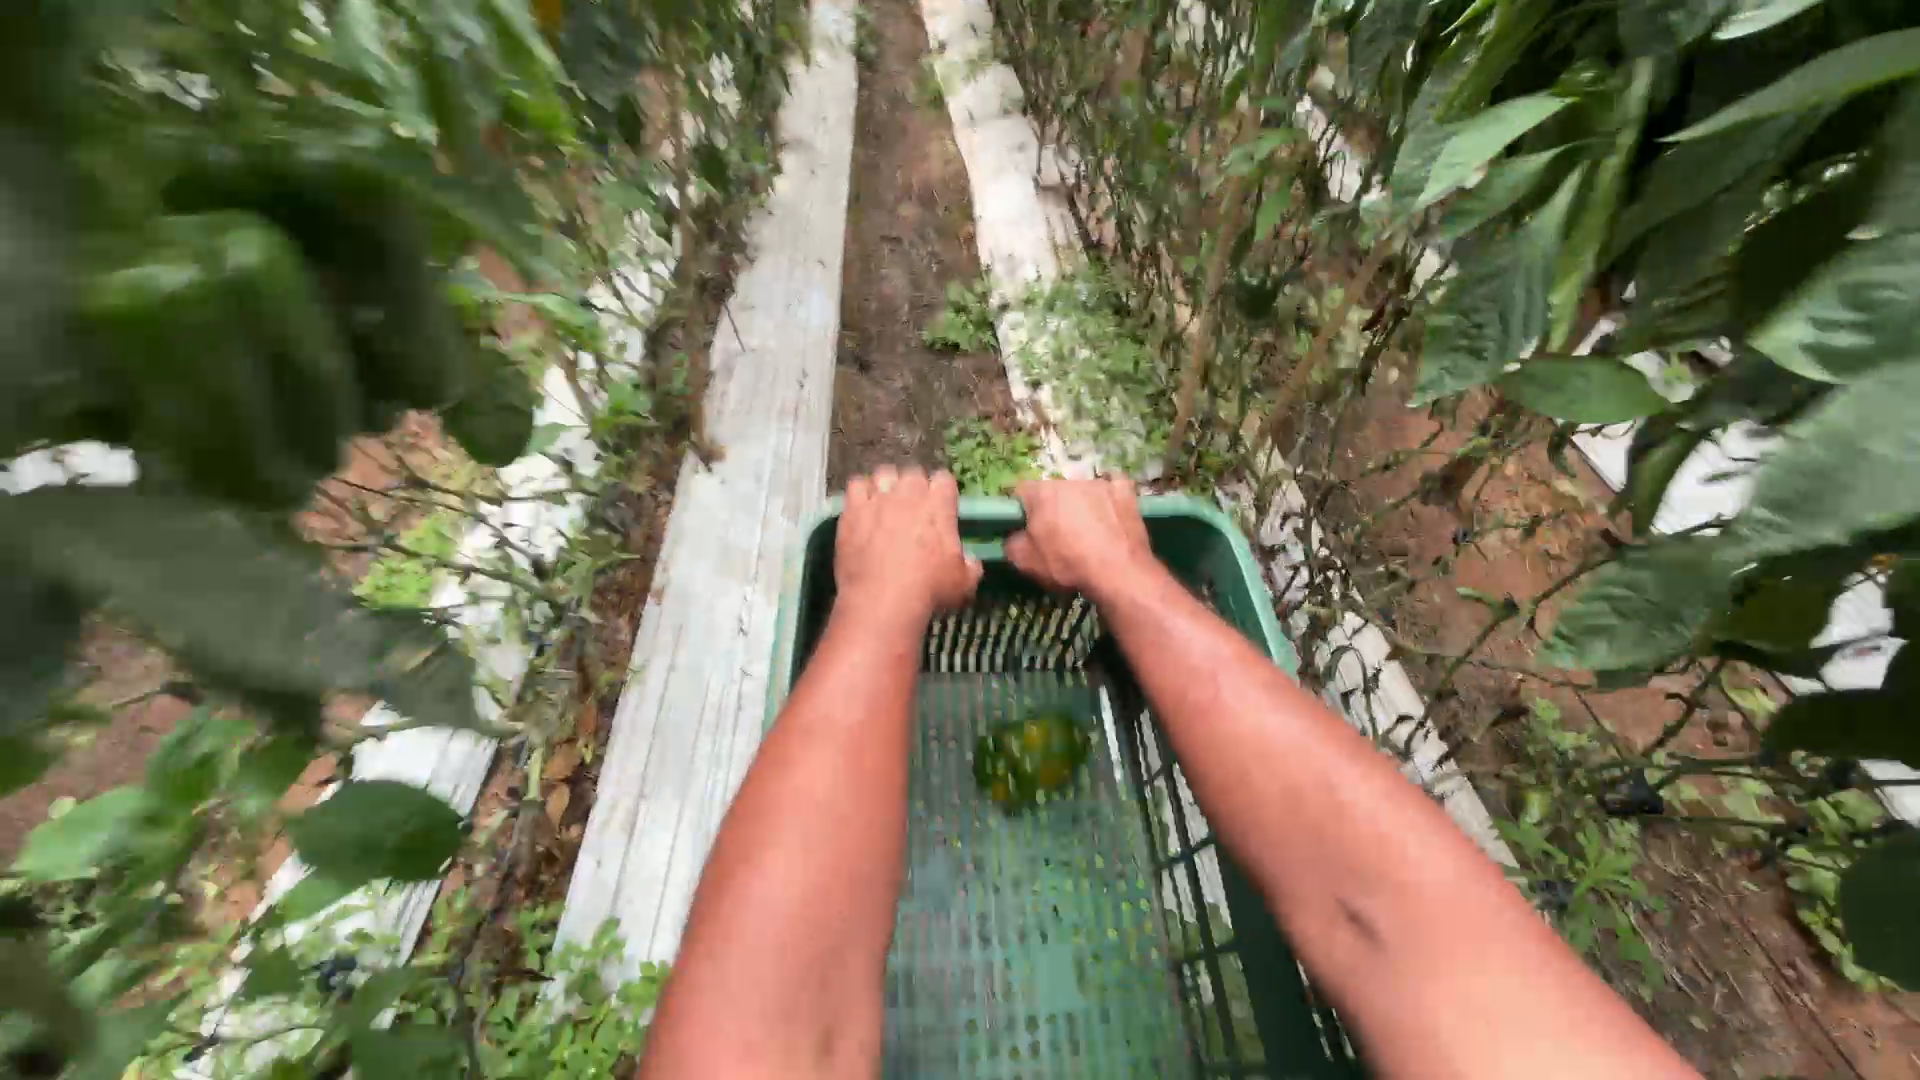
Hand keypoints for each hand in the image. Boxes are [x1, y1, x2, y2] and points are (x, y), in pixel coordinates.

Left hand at [836, 466, 982, 625]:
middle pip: (913, 473)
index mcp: (939, 505)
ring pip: (883, 473)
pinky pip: (856, 486)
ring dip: (886, 485)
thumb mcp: (963, 583)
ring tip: (884, 502)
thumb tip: (970, 561)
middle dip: (913, 486)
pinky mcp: (853, 510)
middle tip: (911, 507)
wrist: (883, 599)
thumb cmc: (929, 590)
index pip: (944, 479)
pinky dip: (860, 494)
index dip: (942, 491)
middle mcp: (909, 494)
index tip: (940, 505)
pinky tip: (861, 508)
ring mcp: (879, 499)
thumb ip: (970, 565)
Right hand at [1005, 474, 1157, 598]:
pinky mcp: (1124, 492)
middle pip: (1053, 491)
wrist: (1118, 573)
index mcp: (1041, 493)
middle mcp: (1069, 481)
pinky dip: (1109, 497)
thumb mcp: (1025, 562)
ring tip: (1088, 532)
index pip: (1021, 492)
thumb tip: (1015, 536)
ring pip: (1081, 491)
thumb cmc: (1067, 566)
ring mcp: (1099, 484)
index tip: (1026, 528)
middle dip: (1052, 508)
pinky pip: (1112, 487)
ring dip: (1080, 505)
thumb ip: (1012, 543)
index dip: (1021, 510)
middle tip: (1057, 535)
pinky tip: (1111, 511)